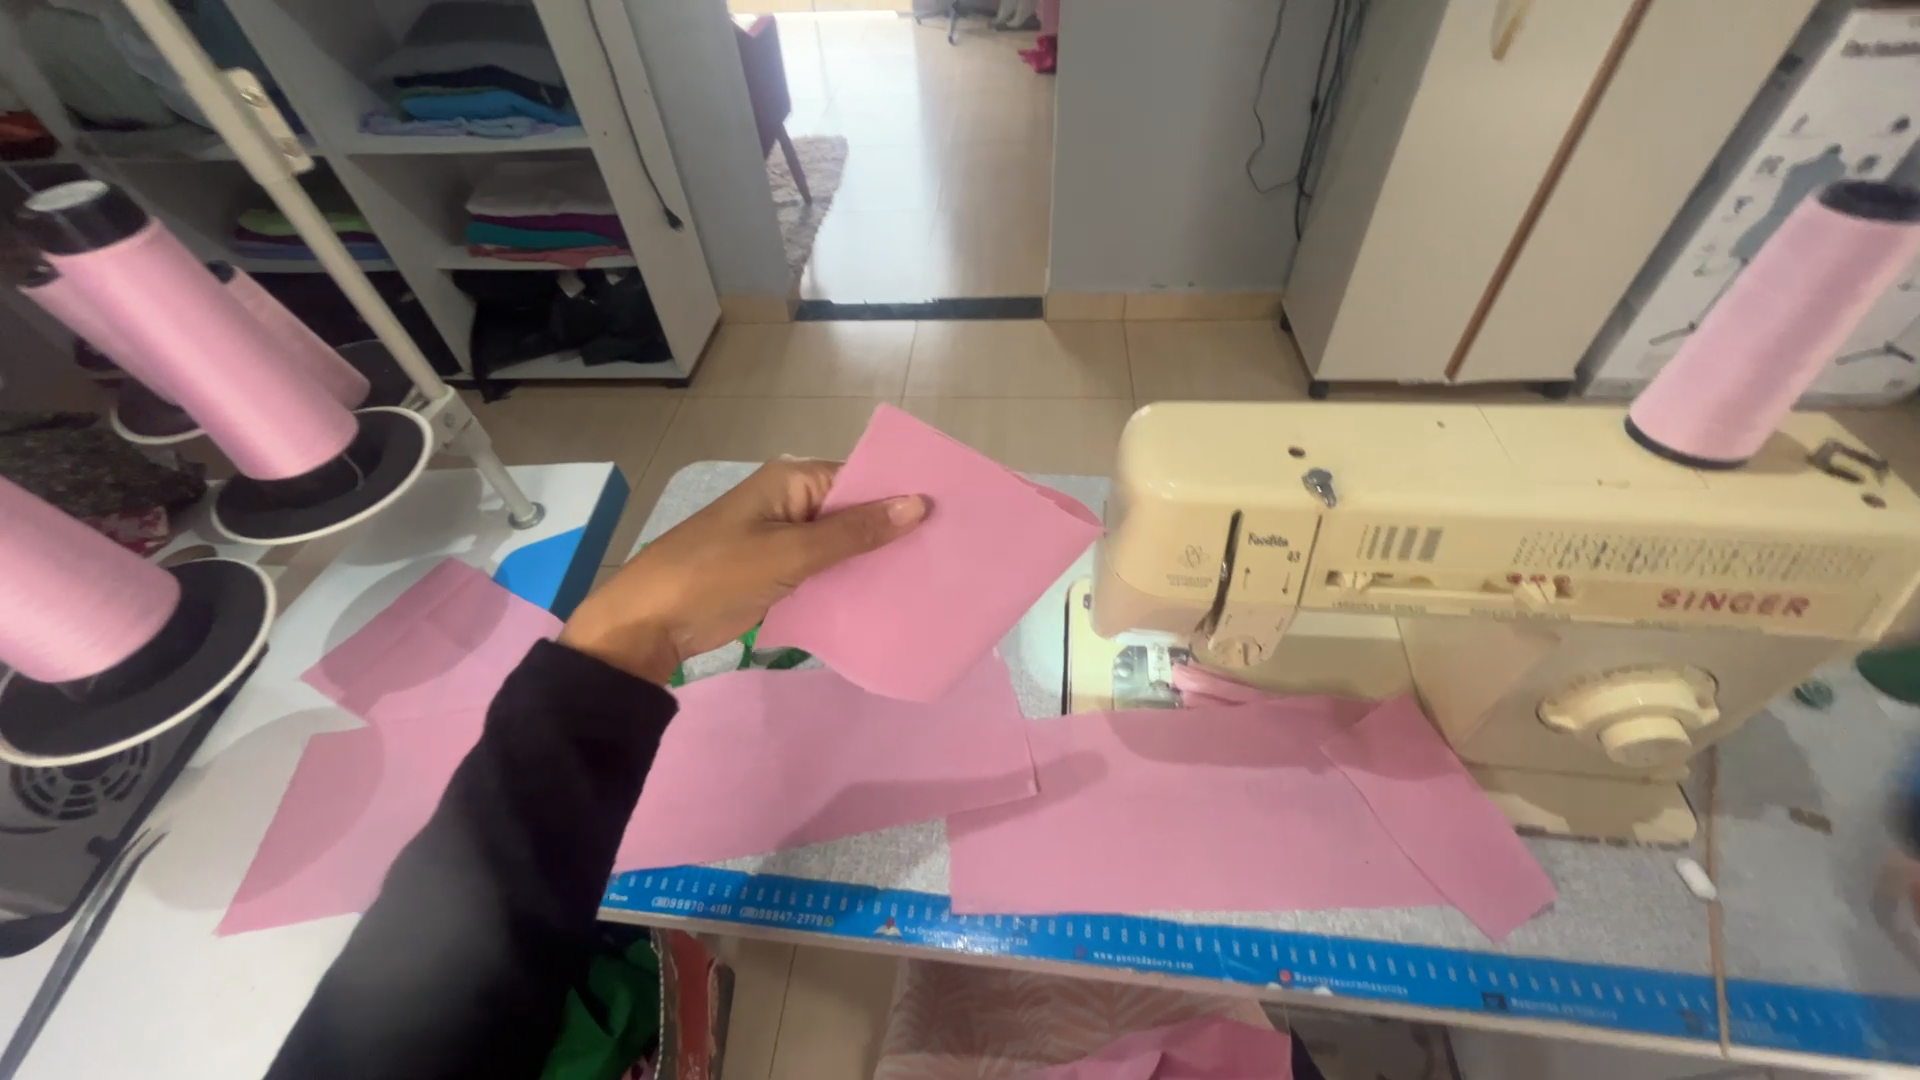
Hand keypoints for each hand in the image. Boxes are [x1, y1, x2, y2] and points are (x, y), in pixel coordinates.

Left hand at [558, 458, 926, 682]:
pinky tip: (886, 596)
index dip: (901, 496)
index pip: (861, 478)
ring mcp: (785, 537)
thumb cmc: (717, 574)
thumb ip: (855, 531)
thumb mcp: (791, 552)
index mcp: (792, 479)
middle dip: (893, 530)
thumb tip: (918, 503)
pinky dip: (850, 579)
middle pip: (855, 509)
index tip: (948, 517)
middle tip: (946, 552)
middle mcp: (792, 500)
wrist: (650, 622)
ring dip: (874, 558)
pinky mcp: (780, 569)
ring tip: (928, 576)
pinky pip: (826, 567)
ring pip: (843, 542)